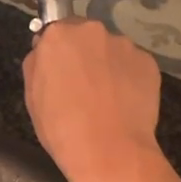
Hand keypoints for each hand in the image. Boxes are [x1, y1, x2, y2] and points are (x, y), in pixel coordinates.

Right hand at [23, 20, 162, 181]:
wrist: (108, 151)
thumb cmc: (60, 126)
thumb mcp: (32, 96)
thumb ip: (37, 64)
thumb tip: (43, 52)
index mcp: (58, 35)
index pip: (55, 30)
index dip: (57, 52)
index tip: (58, 70)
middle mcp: (93, 31)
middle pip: (85, 36)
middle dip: (83, 54)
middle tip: (82, 86)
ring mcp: (124, 45)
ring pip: (111, 50)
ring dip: (107, 65)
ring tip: (106, 98)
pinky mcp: (148, 62)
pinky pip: (132, 65)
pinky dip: (128, 78)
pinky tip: (124, 103)